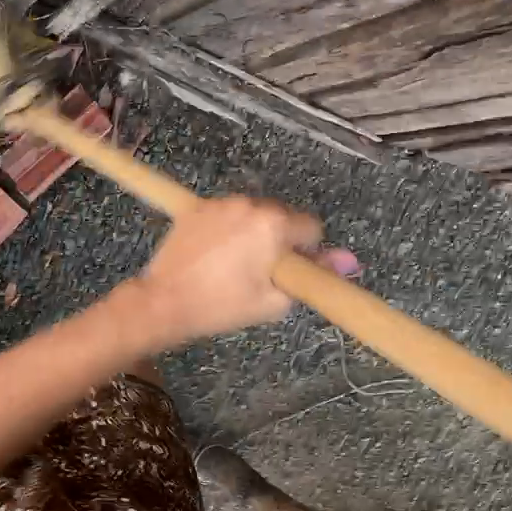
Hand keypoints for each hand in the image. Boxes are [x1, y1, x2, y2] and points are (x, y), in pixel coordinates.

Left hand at [126, 196, 356, 346]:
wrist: (163, 303)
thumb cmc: (219, 306)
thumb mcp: (274, 300)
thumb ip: (313, 277)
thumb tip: (348, 262)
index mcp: (275, 223)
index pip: (311, 229)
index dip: (305, 253)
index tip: (287, 272)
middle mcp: (249, 204)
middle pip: (281, 217)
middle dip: (277, 240)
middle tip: (257, 272)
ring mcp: (219, 204)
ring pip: (252, 214)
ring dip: (251, 233)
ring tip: (232, 266)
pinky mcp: (195, 209)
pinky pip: (224, 216)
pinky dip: (225, 230)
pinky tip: (213, 256)